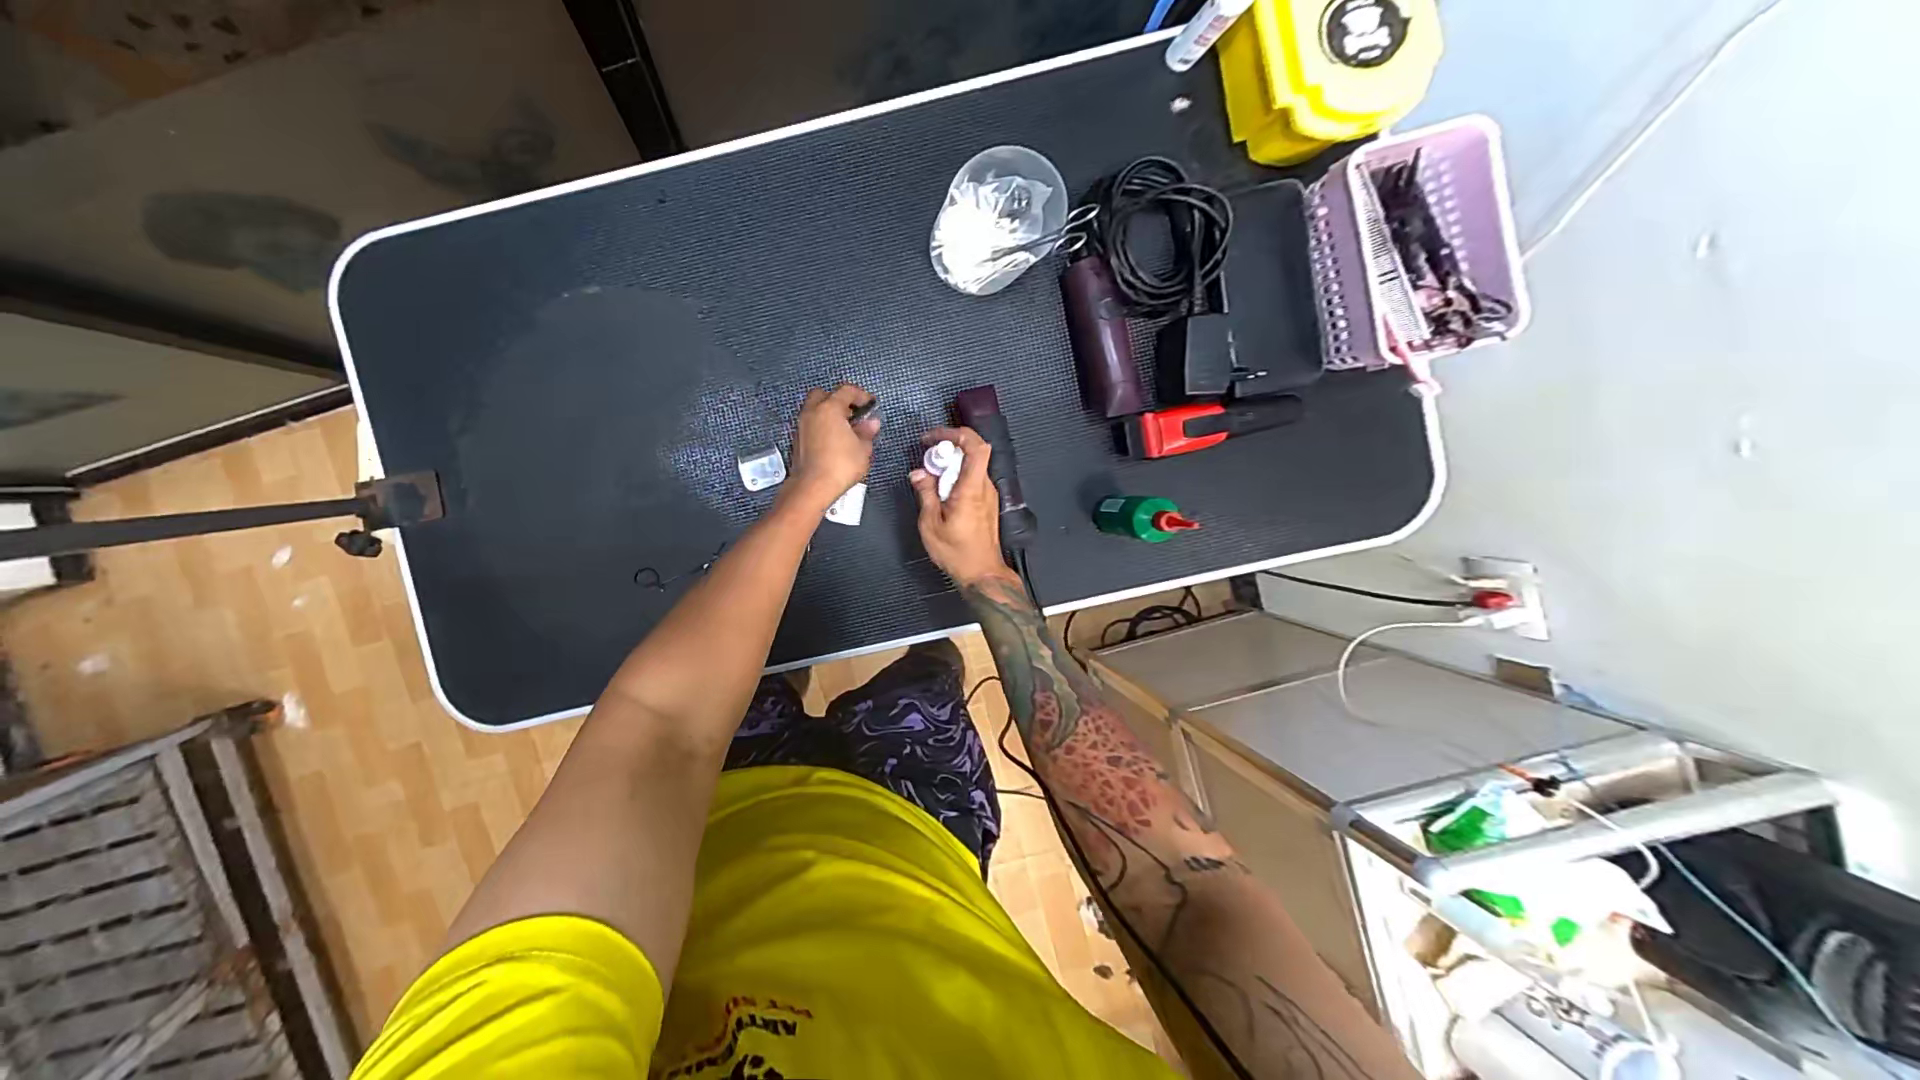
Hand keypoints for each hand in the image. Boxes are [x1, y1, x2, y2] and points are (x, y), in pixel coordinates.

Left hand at [785, 383, 879, 514]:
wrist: (812, 487)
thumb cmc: (840, 466)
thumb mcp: (862, 449)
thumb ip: (867, 432)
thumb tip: (871, 423)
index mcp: (829, 408)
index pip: (846, 391)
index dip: (861, 395)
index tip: (870, 404)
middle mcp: (812, 412)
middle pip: (824, 395)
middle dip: (839, 400)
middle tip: (853, 414)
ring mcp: (801, 426)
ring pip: (815, 409)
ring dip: (829, 414)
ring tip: (844, 429)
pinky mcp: (797, 440)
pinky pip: (810, 424)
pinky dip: (821, 426)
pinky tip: (833, 441)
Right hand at [908, 426, 1014, 588]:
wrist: (982, 574)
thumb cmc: (957, 553)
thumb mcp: (931, 524)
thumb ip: (925, 493)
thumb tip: (919, 473)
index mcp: (972, 489)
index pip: (976, 446)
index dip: (956, 434)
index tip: (934, 439)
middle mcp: (985, 487)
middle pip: (972, 453)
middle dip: (947, 451)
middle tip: (928, 462)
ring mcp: (989, 494)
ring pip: (971, 466)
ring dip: (950, 466)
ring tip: (931, 481)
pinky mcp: (987, 502)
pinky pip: (972, 479)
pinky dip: (956, 478)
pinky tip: (942, 495)